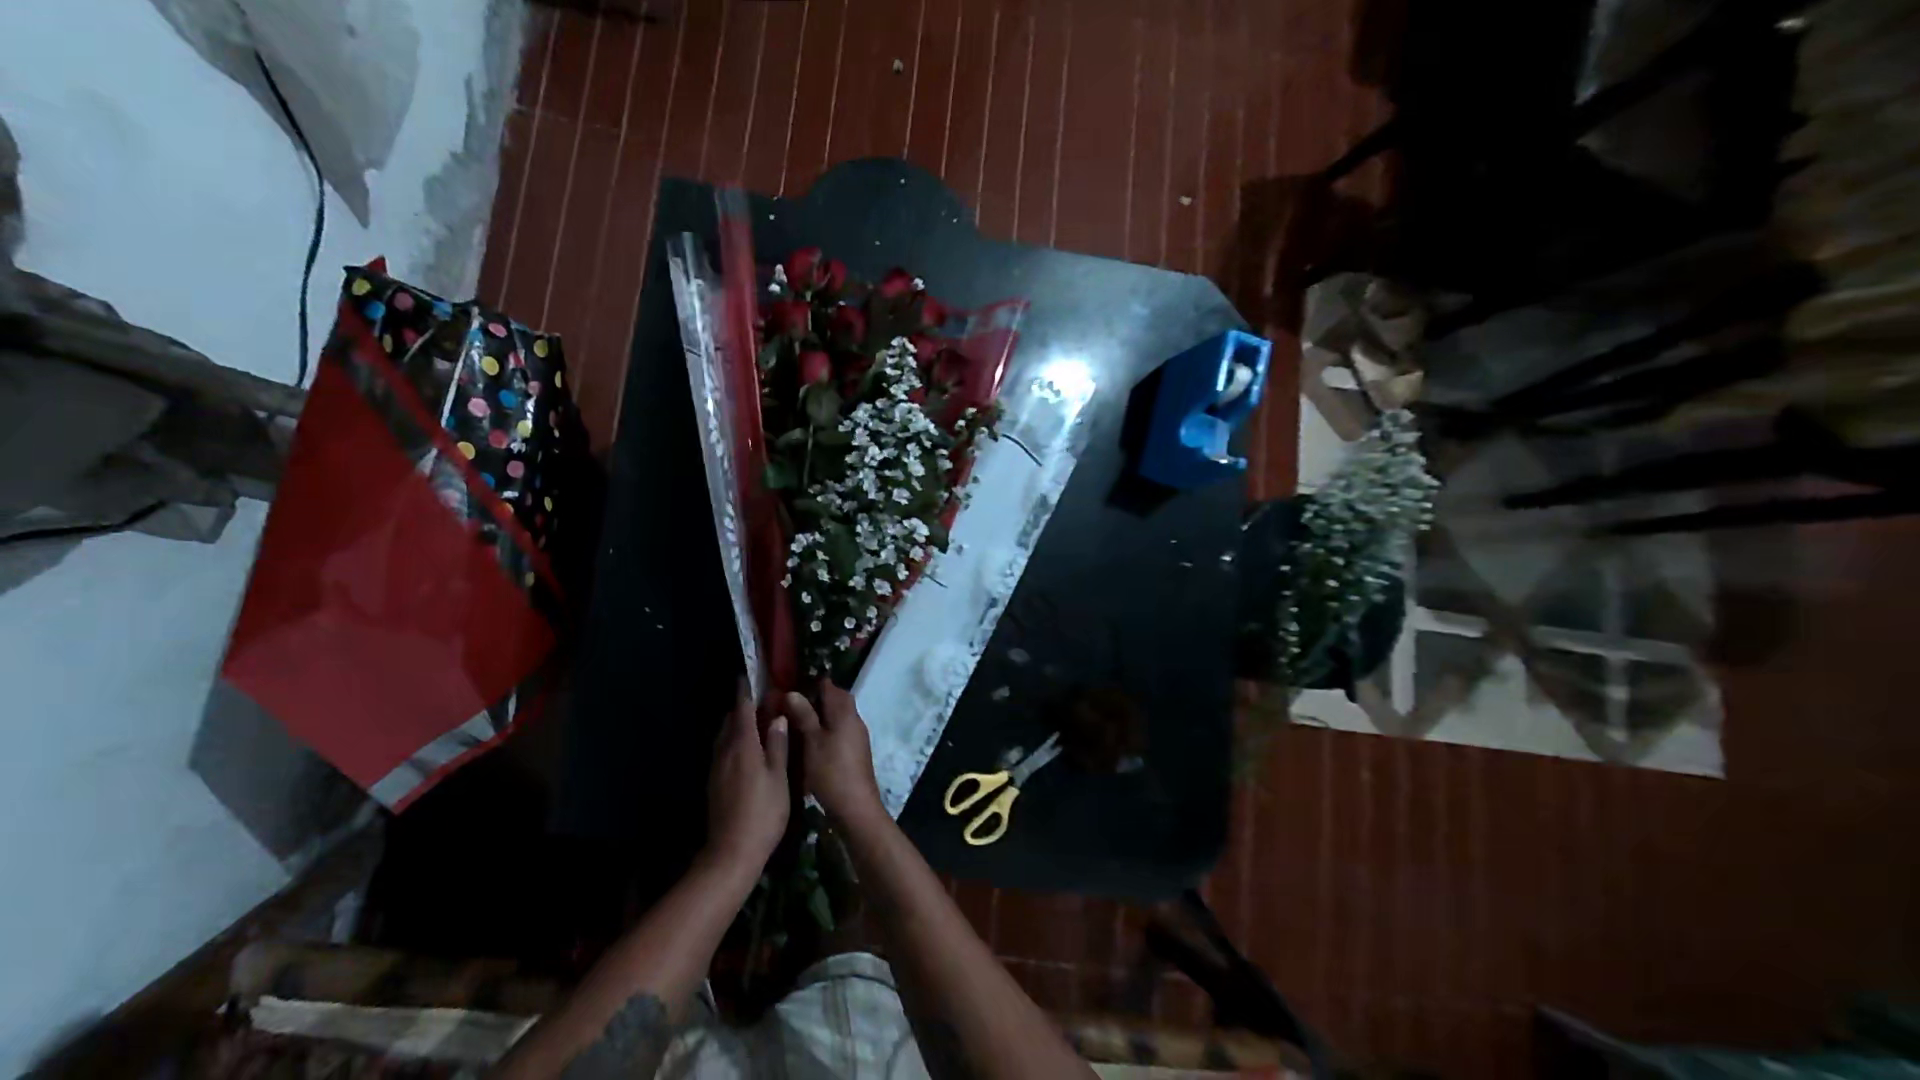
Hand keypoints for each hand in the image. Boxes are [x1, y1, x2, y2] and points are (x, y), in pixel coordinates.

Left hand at [705, 683, 789, 869]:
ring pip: (725, 737)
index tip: (748, 677)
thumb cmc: (763, 812)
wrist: (732, 851)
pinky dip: (734, 742)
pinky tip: (747, 750)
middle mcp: (725, 752)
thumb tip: (777, 717)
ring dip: (737, 725)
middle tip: (760, 701)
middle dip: (742, 708)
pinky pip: (723, 751)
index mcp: (743, 747)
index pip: (742, 710)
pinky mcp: (714, 783)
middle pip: (730, 721)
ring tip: (755, 722)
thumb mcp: (779, 777)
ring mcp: (717, 768)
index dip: (745, 693)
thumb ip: (778, 745)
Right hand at [785, 680, 886, 830]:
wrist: (855, 806)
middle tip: (793, 704)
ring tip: (798, 721)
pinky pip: (841, 730)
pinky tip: (811, 740)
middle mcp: (855, 719)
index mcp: (845, 713)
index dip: (812, 683)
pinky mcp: (856, 750)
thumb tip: (793, 692)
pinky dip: (827, 729)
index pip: (830, 687)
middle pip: (837, 699)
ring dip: (822, 714)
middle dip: (817, 698)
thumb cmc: (831, 771)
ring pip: (839, 715)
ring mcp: (857, 736)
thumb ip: (804, 715)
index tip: (792, 686)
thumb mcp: (812, 742)